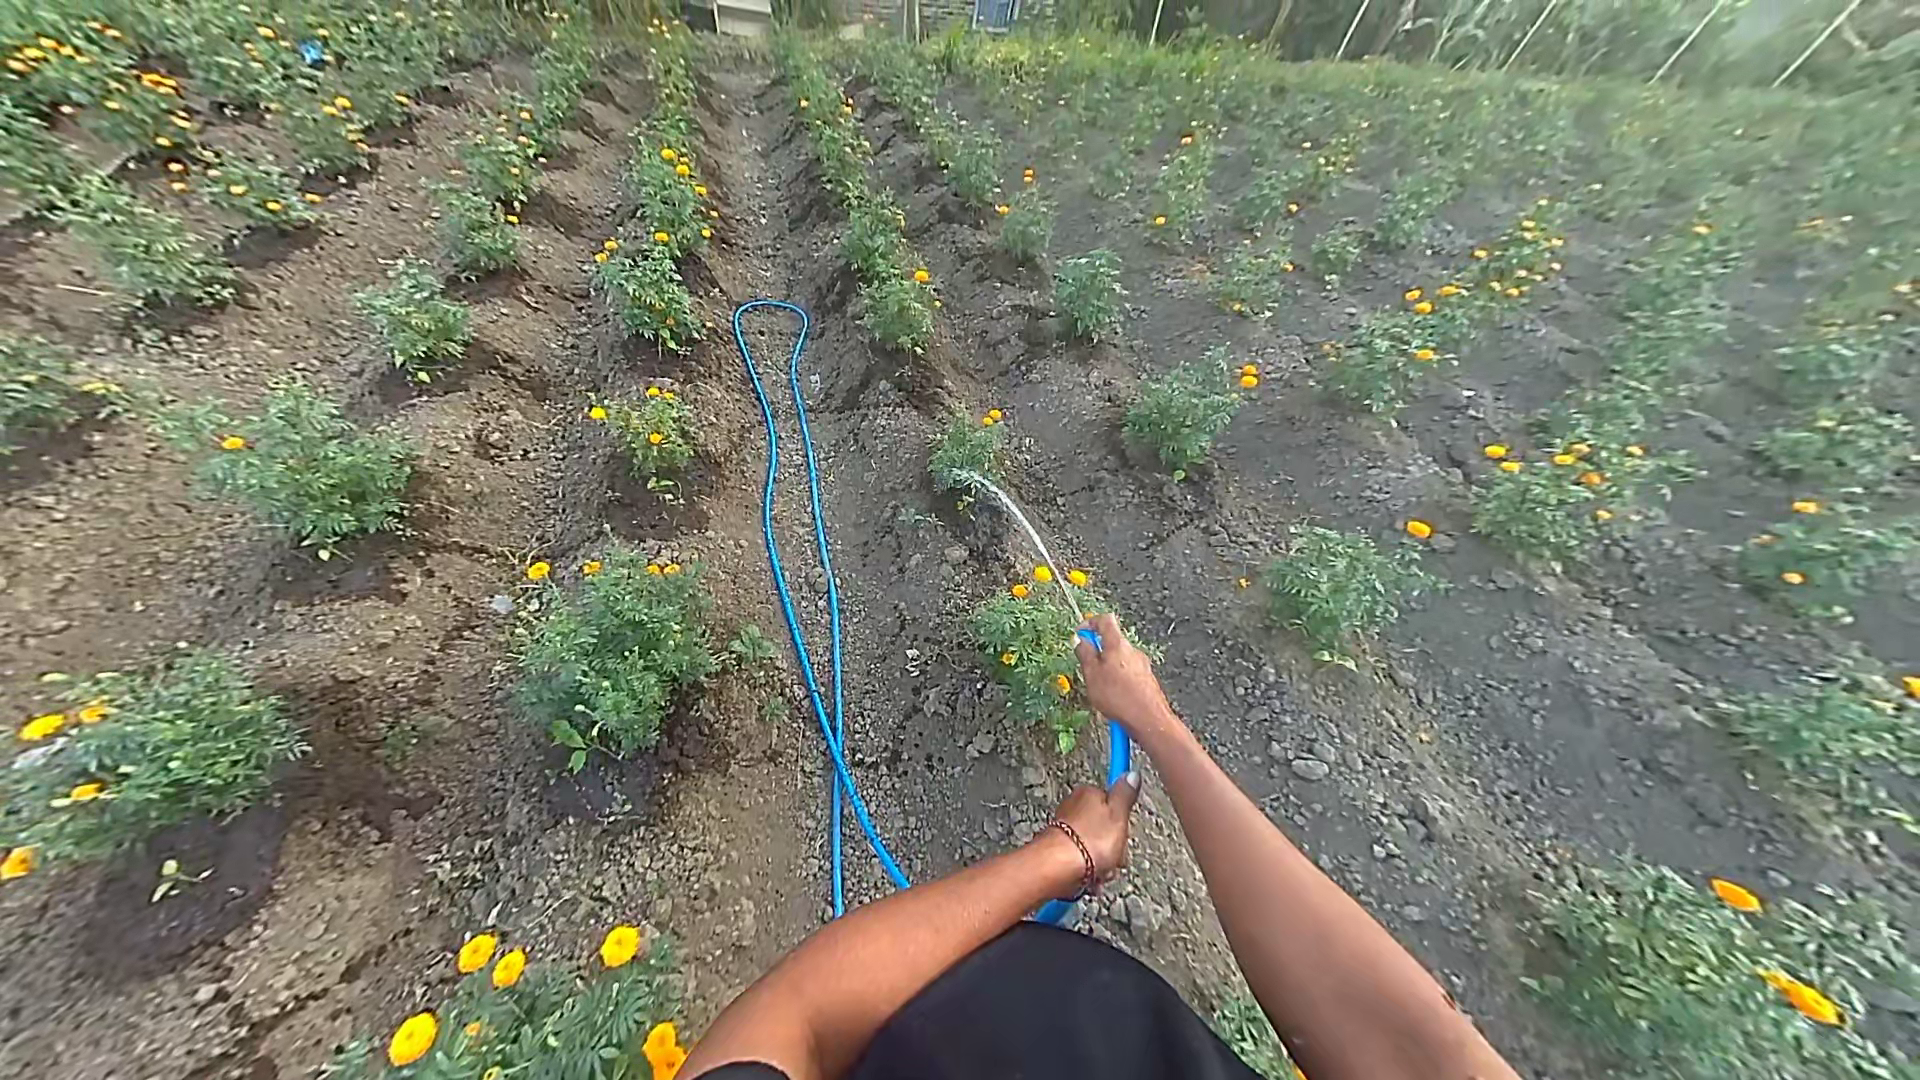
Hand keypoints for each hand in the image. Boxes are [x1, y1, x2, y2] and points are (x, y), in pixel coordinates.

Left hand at [1049, 774, 1141, 880]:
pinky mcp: (1061, 851)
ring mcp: (1067, 830)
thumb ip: (1125, 794)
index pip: (1112, 802)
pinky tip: (1091, 878)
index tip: (1122, 831)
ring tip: (1100, 868)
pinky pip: (1083, 863)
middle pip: (1105, 828)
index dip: (1122, 821)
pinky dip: (1089, 873)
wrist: (1060, 866)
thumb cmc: (1089, 840)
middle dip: (1112, 846)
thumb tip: (1132, 775)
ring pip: (1096, 848)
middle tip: (1113, 853)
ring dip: (1102, 864)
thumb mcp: (1118, 814)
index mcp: (1087, 794)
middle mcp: (1074, 808)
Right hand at [1074, 613, 1181, 743]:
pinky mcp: (1146, 679)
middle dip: (1097, 651)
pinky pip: (1127, 674)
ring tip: (1100, 688)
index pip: (1105, 620)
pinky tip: (1113, 698)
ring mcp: (1141, 665)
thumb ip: (1085, 653)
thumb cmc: (1119, 697)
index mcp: (1118, 644)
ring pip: (1118, 659)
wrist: (1148, 720)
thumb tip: (1080, 640)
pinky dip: (1117, 680)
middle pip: (1111, 641)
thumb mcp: (1091, 674)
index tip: (1080, 634)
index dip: (1089, 623)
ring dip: (1106, 668)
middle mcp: (1132, 651)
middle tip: (1087, 668)